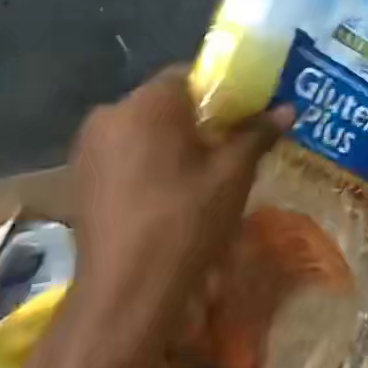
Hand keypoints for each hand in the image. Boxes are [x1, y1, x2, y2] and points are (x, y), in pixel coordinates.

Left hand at [70, 67, 293, 334]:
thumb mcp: (232, 175)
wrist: (126, 293)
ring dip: (167, 141)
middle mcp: (111, 112)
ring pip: (141, 128)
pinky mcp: (78, 176)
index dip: (219, 91)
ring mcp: (89, 145)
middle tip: (224, 146)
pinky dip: (143, 161)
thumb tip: (288, 108)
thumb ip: (257, 133)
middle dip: (193, 118)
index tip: (240, 115)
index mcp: (148, 102)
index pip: (189, 75)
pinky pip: (121, 152)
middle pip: (163, 101)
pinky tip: (163, 193)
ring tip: (196, 174)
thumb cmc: (185, 222)